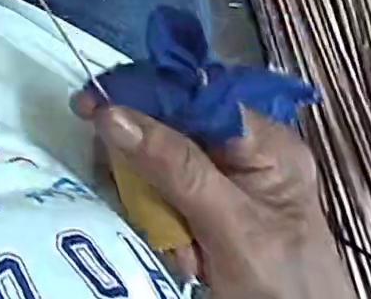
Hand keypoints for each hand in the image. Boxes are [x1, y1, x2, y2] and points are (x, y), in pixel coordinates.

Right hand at [74, 94, 356, 298]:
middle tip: (111, 175)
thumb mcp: (233, 229)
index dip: (137, 91)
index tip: (88, 106)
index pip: (188, 91)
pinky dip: (148, 207)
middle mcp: (240, 147)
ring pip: (153, 151)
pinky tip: (163, 238)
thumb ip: (175, 167)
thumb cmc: (282, 292)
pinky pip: (156, 183)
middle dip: (137, 151)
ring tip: (157, 231)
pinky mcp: (203, 203)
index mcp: (261, 140)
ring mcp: (221, 176)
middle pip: (165, 118)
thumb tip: (109, 112)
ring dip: (142, 188)